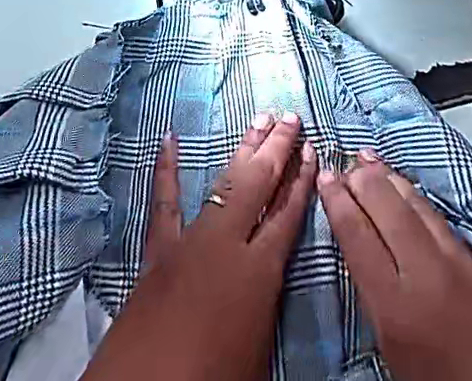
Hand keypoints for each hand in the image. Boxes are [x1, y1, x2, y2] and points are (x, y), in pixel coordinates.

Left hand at [79, 113, 317, 380]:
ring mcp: (190, 240)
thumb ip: (269, 299)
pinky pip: (164, 201)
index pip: (287, 216)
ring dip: (241, 151)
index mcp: (259, 272)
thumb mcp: (262, 348)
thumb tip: (271, 270)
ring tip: (258, 119)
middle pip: (258, 185)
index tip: (312, 151)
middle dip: (276, 149)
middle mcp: (226, 244)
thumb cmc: (216, 379)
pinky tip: (168, 139)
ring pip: (222, 185)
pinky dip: (166, 169)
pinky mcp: (159, 248)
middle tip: (289, 116)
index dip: (301, 183)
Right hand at [319, 153, 471, 380]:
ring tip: (374, 161)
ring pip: (423, 211)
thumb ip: (380, 303)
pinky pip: (454, 234)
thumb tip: (367, 260)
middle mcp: (430, 278)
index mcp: (397, 307)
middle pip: (388, 210)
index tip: (325, 179)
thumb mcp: (397, 357)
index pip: (357, 235)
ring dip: (395, 183)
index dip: (337, 201)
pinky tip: (420, 205)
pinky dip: (428, 212)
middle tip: (347, 164)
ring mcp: (469, 274)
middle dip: (363, 180)